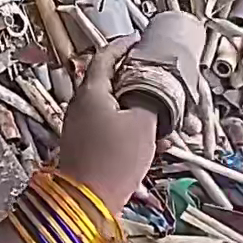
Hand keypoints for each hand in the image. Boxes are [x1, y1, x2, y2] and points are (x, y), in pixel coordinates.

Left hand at [55, 35, 158, 208]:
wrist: (87, 201)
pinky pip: (111, 126)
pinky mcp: (86, 143)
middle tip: (157, 81)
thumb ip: (149, 99)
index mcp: (91, 92)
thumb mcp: (142, 125)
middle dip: (137, 81)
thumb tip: (152, 89)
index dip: (123, 46)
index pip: (105, 56)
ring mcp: (81, 124)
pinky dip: (130, 128)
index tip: (138, 42)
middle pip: (110, 80)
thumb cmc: (111, 162)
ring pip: (114, 105)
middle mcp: (81, 104)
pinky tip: (151, 143)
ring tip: (161, 121)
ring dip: (138, 108)